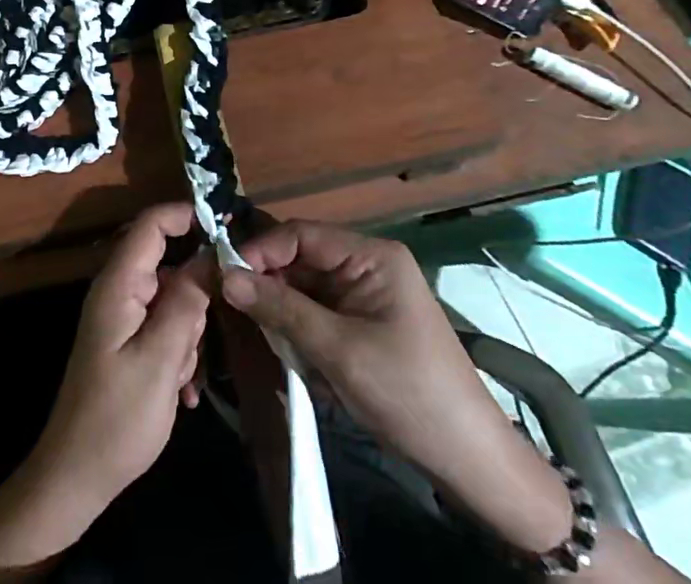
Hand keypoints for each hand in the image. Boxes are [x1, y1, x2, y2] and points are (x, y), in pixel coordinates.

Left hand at [33, 202, 208, 504]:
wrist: (78, 473)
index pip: (150, 226)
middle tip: (192, 346)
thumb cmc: (118, 417)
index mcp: (118, 286)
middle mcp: (118, 293)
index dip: (185, 216)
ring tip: (178, 378)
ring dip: (188, 335)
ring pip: (174, 302)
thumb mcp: (161, 358)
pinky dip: (179, 353)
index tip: (227, 229)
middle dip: (194, 302)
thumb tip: (210, 257)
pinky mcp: (128, 343)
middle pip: (170, 268)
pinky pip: (166, 329)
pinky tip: (178, 392)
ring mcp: (122, 319)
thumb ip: (187, 303)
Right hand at [219, 221, 571, 554]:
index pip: (300, 234)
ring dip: (286, 318)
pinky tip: (305, 363)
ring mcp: (363, 295)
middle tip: (242, 318)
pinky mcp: (360, 323)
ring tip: (287, 351)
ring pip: (302, 290)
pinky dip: (300, 335)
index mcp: (371, 256)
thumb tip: (224, 275)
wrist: (465, 455)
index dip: (260, 251)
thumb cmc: (406, 391)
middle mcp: (366, 266)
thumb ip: (279, 307)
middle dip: (271, 289)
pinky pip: (314, 314)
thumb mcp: (337, 348)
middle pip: (299, 260)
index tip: (224, 278)